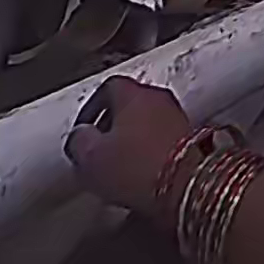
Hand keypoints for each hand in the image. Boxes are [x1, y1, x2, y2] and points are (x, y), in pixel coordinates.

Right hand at [64, 77, 192, 217]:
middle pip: (128, 100)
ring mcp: (175, 112)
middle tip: (93, 147)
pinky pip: (157, 130)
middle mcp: (158, 97)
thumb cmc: (134, 164)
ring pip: (143, 115)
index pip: (110, 86)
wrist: (181, 177)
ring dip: (126, 134)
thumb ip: (78, 140)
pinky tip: (134, 166)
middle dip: (108, 121)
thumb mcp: (89, 156)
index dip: (91, 106)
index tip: (80, 129)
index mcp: (135, 95)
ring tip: (111, 162)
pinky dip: (143, 142)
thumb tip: (80, 134)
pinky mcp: (185, 130)